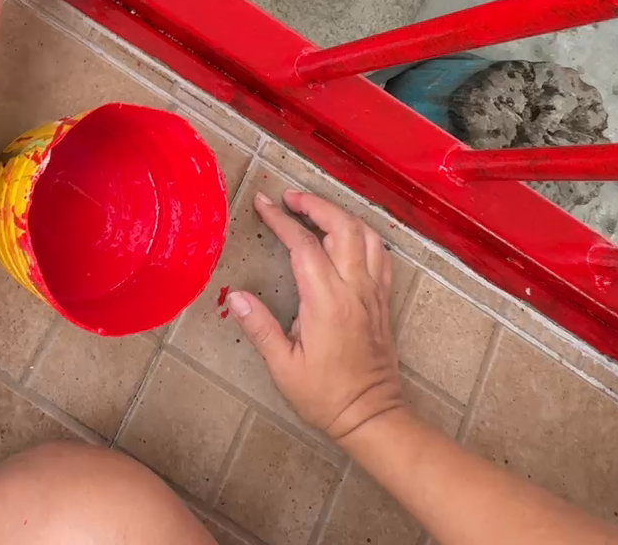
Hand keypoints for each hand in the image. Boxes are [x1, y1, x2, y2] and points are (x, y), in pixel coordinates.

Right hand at [227, 191, 403, 440]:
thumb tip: (234, 295)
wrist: (374, 418)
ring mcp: (374, 293)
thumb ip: (259, 326)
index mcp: (327, 302)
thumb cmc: (325, 395)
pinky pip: (380, 254)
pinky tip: (344, 234)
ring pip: (367, 235)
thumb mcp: (283, 367)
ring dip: (340, 214)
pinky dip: (361, 233)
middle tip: (289, 198)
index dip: (281, 219)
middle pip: (343, 227)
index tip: (262, 203)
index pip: (304, 245)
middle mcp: (355, 289)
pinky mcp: (384, 300)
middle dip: (316, 204)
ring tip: (314, 209)